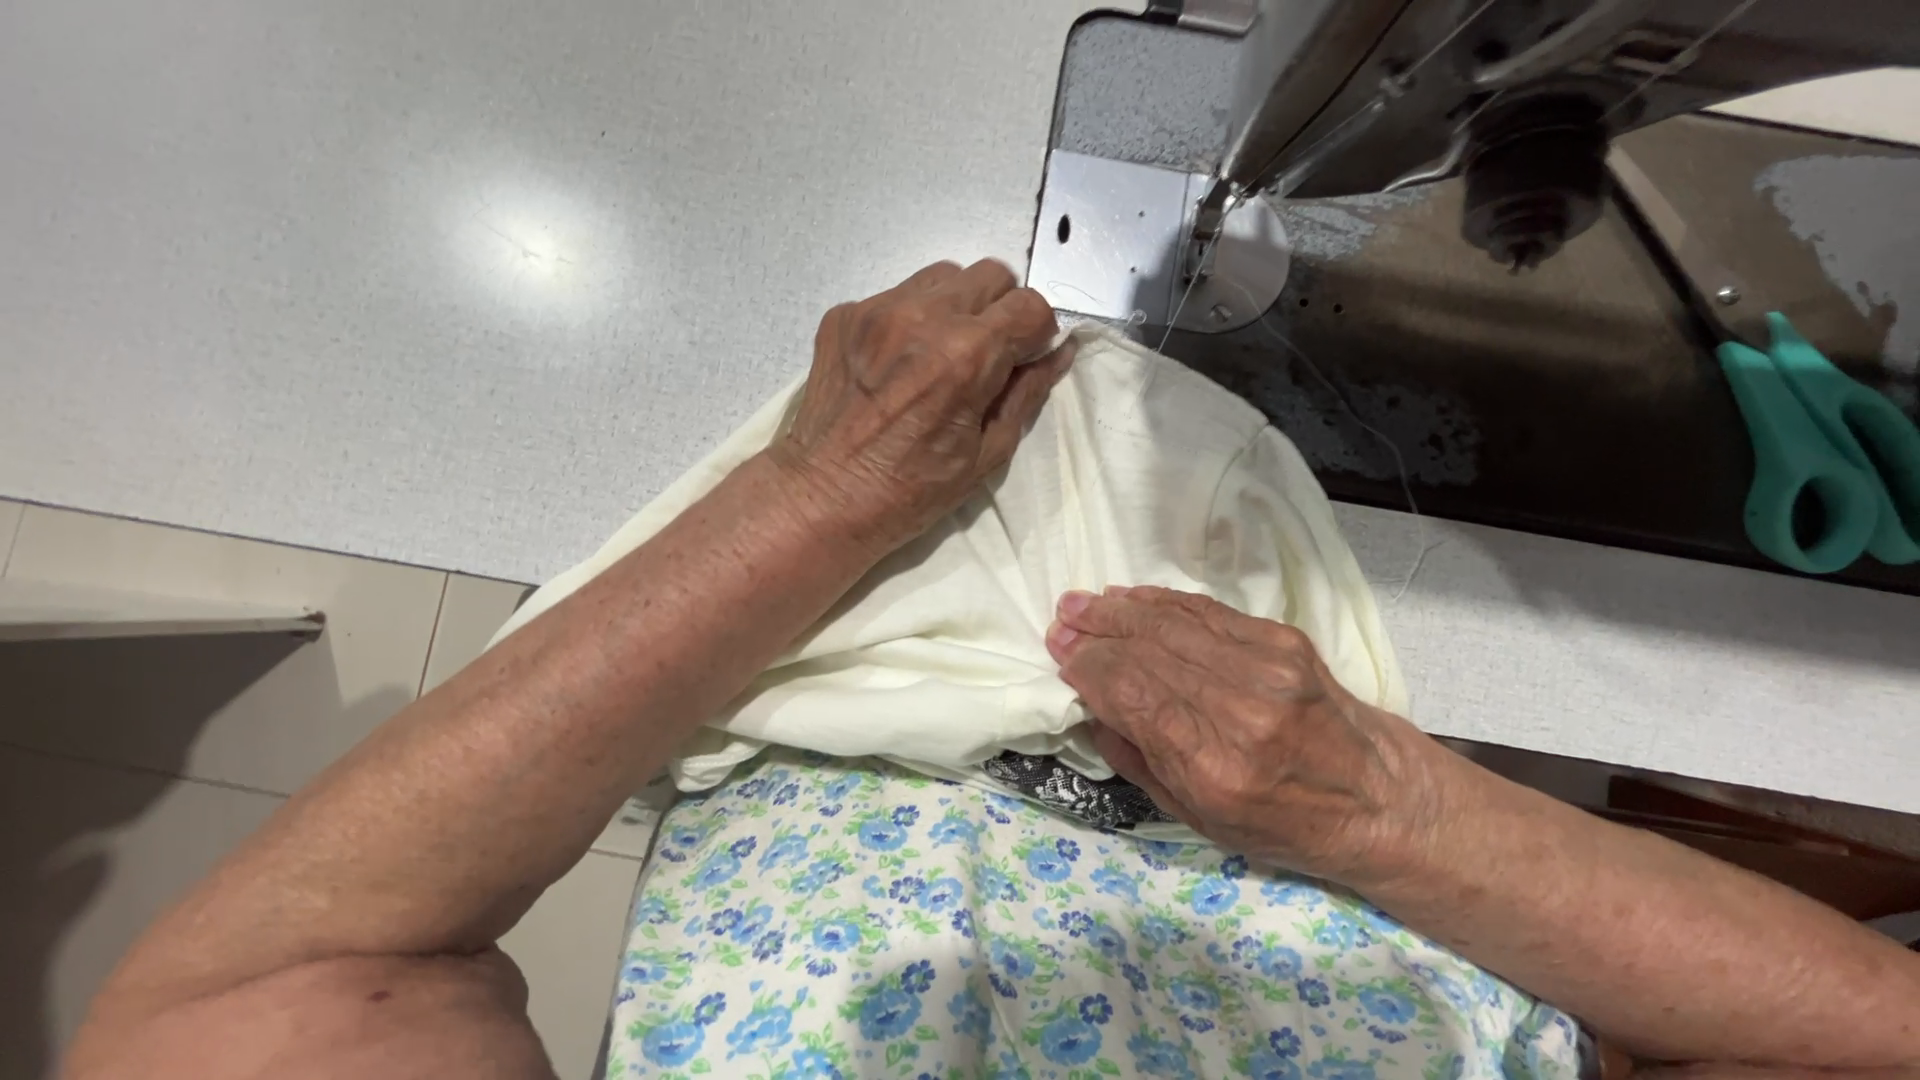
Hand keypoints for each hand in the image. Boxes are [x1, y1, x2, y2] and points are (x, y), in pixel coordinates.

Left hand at [770, 259, 1073, 557]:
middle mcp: (923, 317)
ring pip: (944, 276)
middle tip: (986, 356)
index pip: (1030, 306)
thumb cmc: (911, 490)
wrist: (825, 496)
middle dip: (1001, 312)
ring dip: (958, 307)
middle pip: (991, 275)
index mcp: (965, 356)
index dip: (1036, 334)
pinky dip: (912, 319)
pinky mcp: (844, 314)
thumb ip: (1028, 393)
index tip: (1024, 359)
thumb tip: (1061, 352)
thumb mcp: (987, 454)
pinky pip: (897, 294)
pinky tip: (898, 364)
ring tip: (941, 355)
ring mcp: (878, 310)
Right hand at [1046, 585, 1443, 886]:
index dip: (1088, 667)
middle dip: (1095, 634)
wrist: (1381, 799)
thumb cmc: (1283, 825)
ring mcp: (1268, 668)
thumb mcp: (1197, 819)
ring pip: (1173, 623)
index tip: (1060, 655)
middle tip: (1061, 622)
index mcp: (1214, 767)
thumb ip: (1137, 760)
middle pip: (1147, 651)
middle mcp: (1241, 710)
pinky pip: (1207, 611)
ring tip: (1084, 603)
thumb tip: (1091, 705)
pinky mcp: (1284, 640)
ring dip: (1120, 609)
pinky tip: (1132, 599)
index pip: (1132, 693)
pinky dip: (1162, 602)